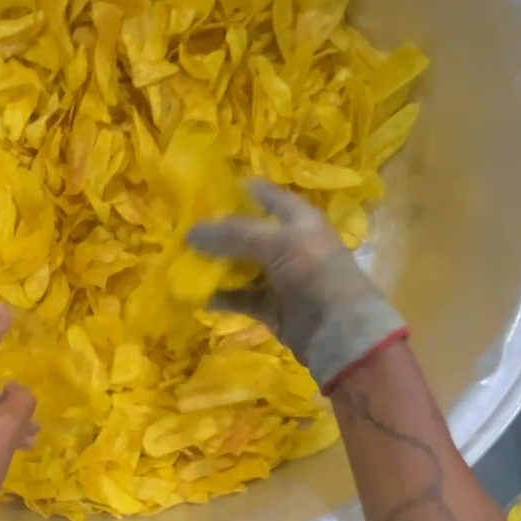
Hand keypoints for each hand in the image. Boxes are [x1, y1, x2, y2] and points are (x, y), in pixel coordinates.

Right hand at [187, 179, 407, 392]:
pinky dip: (219, 297)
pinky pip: (238, 297)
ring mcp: (277, 275)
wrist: (338, 329)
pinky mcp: (268, 305)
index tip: (200, 194)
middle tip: (182, 233)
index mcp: (297, 219)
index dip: (236, 191)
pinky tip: (197, 296)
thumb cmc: (315, 274)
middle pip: (245, 232)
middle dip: (215, 233)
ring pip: (238, 265)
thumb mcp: (277, 243)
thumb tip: (190, 232)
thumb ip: (234, 235)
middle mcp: (287, 243)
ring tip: (182, 264)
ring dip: (214, 266)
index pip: (264, 195)